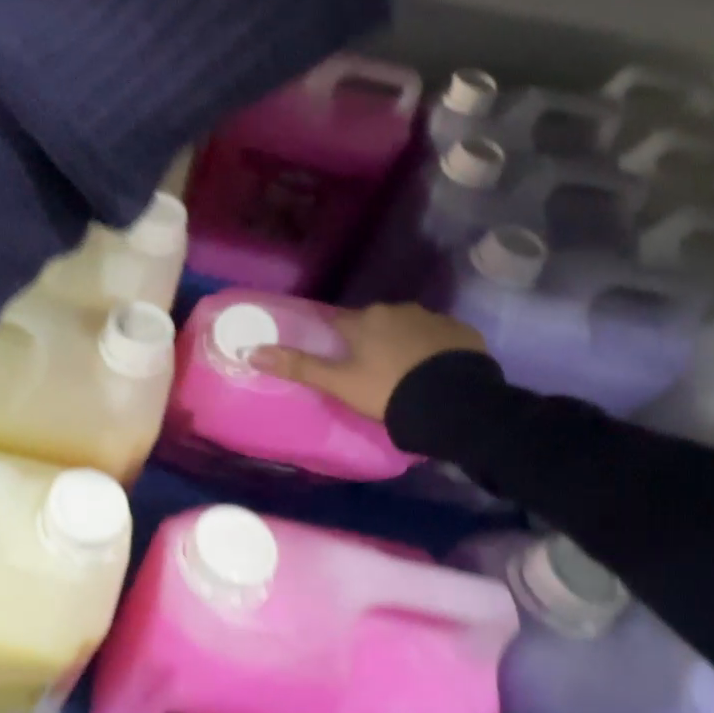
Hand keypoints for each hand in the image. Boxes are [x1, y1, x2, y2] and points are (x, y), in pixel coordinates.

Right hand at [249, 303, 487, 420]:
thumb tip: (250, 351)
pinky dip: (433, 351)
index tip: (341, 360)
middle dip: (372, 342)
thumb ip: (297, 366)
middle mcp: (398, 310)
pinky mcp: (463, 332)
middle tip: (373, 374)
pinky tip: (433, 374)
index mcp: (364, 319)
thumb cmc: (387, 390)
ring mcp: (434, 318)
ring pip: (408, 329)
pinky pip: (440, 339)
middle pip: (376, 323)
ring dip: (404, 345)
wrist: (454, 403)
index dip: (338, 341)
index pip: (340, 322)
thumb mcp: (338, 383)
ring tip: (405, 376)